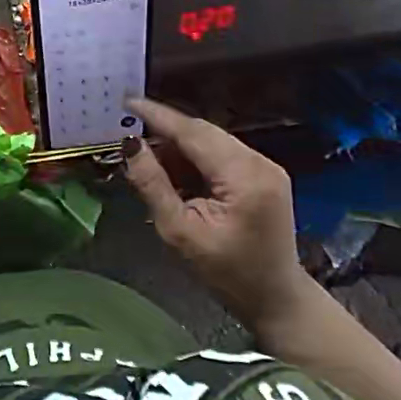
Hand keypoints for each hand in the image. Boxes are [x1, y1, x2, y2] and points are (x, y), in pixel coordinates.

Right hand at [123, 97, 312, 330]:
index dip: (157, 116)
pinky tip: (172, 171)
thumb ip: (153, 184)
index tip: (126, 102)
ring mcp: (264, 167)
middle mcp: (259, 162)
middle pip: (203, 132)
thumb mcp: (179, 231)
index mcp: (244, 176)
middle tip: (128, 134)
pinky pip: (220, 153)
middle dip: (165, 130)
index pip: (193, 133)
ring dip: (177, 145)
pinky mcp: (262, 175)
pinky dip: (192, 157)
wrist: (274, 298)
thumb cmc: (225, 271)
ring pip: (211, 140)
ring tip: (146, 158)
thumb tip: (129, 144)